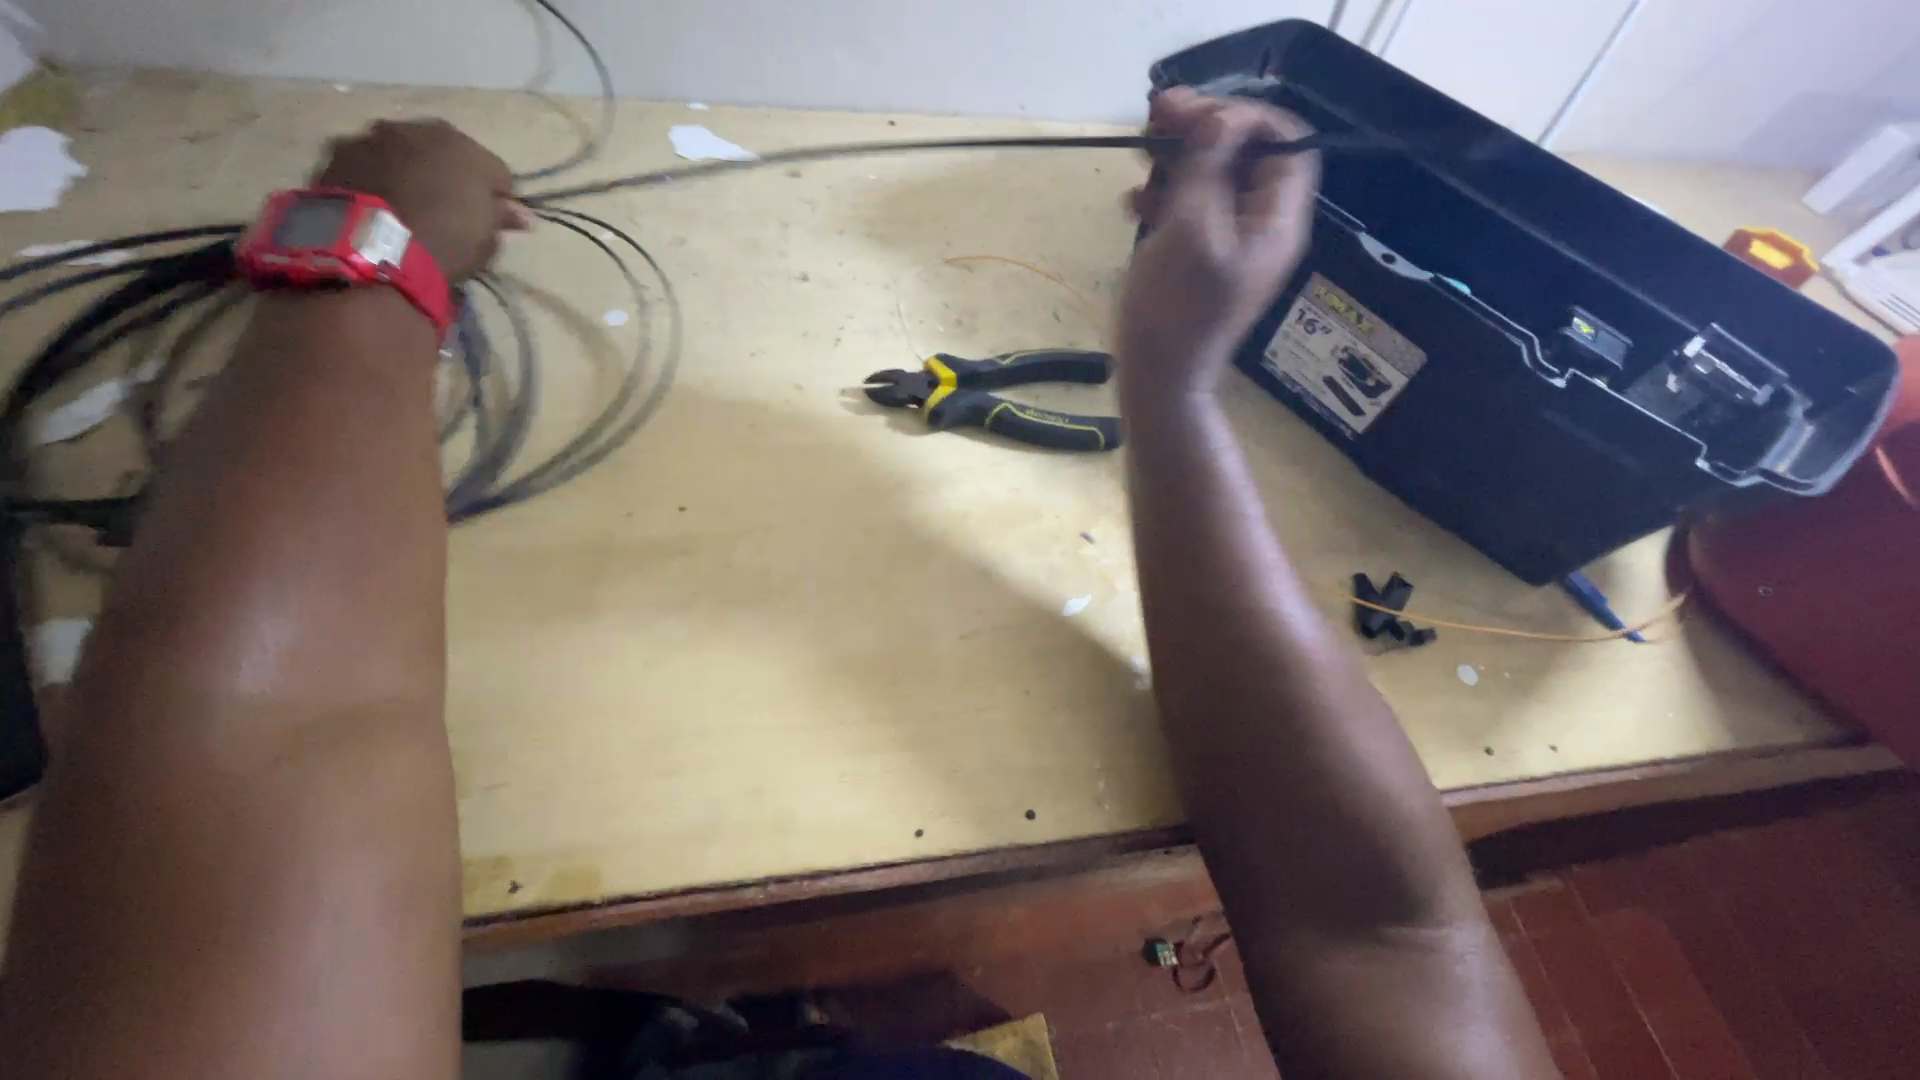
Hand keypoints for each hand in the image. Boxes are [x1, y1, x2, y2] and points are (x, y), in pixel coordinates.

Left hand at [312, 119, 530, 282]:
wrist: (373, 246)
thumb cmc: (447, 239)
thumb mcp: (488, 237)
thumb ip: (502, 216)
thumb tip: (523, 215)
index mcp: (464, 146)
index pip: (496, 171)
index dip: (498, 196)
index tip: (495, 218)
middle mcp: (418, 129)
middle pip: (445, 153)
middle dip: (450, 174)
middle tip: (450, 208)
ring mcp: (374, 137)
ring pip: (404, 152)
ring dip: (410, 171)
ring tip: (410, 205)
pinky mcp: (339, 153)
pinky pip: (370, 163)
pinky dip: (378, 177)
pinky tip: (380, 203)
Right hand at [1118, 89, 1319, 396]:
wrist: (1159, 379)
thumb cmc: (1174, 307)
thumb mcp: (1190, 226)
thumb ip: (1208, 165)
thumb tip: (1221, 116)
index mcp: (1276, 218)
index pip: (1283, 141)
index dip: (1242, 116)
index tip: (1192, 113)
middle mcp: (1261, 226)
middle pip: (1245, 156)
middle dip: (1202, 132)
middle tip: (1154, 118)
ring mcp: (1231, 245)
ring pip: (1214, 181)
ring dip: (1178, 163)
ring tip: (1140, 158)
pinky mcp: (1202, 261)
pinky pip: (1192, 213)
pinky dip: (1166, 199)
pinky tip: (1135, 203)